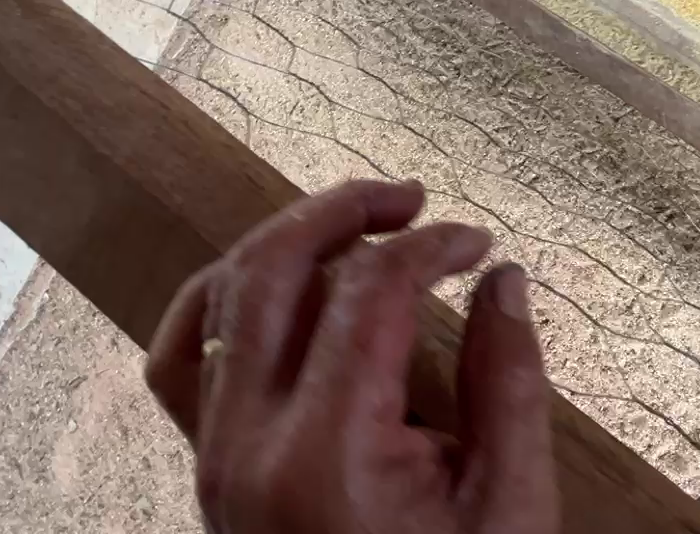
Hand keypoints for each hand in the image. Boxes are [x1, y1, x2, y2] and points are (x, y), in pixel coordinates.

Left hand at [144, 179, 558, 533]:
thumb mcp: (511, 501)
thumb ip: (508, 377)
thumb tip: (503, 276)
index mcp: (328, 452)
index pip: (369, 291)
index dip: (433, 245)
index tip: (481, 244)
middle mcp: (247, 444)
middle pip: (271, 272)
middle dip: (345, 209)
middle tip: (415, 198)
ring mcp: (214, 455)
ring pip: (219, 300)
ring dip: (291, 238)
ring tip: (358, 220)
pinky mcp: (211, 463)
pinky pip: (187, 354)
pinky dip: (231, 295)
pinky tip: (284, 281)